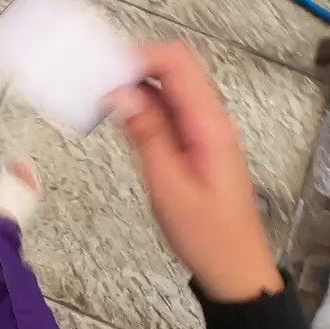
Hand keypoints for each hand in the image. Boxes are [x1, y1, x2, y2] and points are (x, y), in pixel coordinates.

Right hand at [108, 42, 282, 302]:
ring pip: (166, 88)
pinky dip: (139, 108)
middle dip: (132, 68)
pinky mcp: (193, 142)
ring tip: (97, 99)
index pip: (177, 63)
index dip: (140, 57)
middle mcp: (209, 119)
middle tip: (94, 82)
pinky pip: (165, 111)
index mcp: (209, 124)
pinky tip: (115, 119)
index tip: (105, 71)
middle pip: (172, 69)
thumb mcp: (168, 185)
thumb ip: (146, 134)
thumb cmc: (206, 235)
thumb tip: (120, 92)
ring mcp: (202, 130)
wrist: (235, 270)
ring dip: (133, 87)